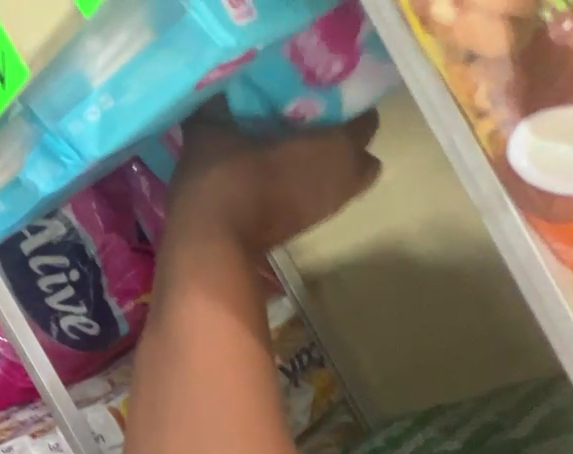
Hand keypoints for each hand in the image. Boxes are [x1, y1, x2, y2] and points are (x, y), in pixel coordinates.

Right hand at [169, 105, 381, 254]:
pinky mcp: (299, 232)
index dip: (343, 106)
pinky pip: (312, 203)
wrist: (209, 249)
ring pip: (339, 182)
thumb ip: (214, 109)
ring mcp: (324, 208)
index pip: (363, 114)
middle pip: (359, 152)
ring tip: (287, 162)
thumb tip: (210, 85)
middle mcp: (344, 172)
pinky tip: (270, 187)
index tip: (317, 102)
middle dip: (340, 144)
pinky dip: (299, 195)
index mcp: (337, 140)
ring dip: (321, 173)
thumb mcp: (210, 138)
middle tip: (307, 133)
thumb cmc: (224, 184)